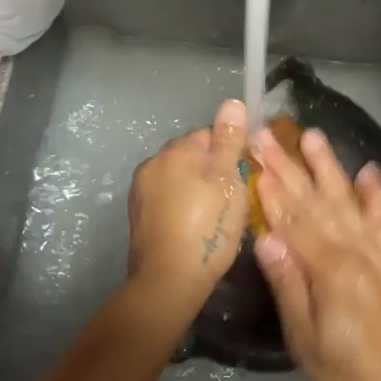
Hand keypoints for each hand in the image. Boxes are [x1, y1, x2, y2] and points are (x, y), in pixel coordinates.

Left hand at [125, 99, 248, 309]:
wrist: (169, 279)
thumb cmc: (207, 227)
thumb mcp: (228, 181)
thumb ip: (229, 141)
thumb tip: (231, 101)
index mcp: (177, 150)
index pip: (211, 134)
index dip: (230, 153)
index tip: (242, 178)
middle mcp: (154, 161)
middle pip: (192, 154)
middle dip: (211, 170)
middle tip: (231, 200)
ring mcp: (141, 188)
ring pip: (179, 177)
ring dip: (195, 187)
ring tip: (213, 216)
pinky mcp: (138, 213)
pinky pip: (167, 197)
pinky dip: (180, 205)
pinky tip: (193, 226)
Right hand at [251, 124, 380, 380]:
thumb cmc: (350, 371)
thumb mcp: (307, 340)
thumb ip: (289, 286)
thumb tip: (266, 239)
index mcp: (330, 271)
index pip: (293, 221)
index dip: (271, 190)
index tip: (252, 160)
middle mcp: (355, 251)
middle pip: (316, 202)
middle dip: (289, 167)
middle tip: (266, 135)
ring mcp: (378, 251)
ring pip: (348, 199)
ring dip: (329, 166)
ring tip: (312, 135)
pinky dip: (378, 193)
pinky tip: (370, 170)